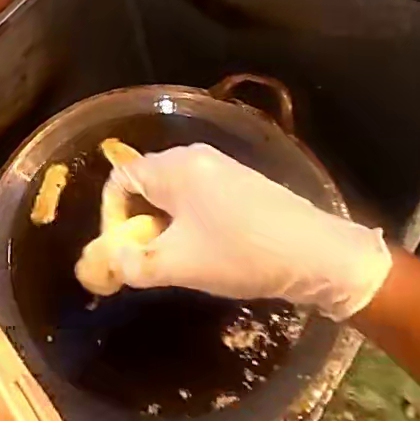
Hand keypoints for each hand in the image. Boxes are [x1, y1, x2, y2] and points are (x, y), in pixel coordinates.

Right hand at [99, 144, 391, 319]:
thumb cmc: (240, 253)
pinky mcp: (239, 181)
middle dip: (137, 224)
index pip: (119, 180)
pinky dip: (186, 220)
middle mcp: (194, 155)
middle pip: (144, 183)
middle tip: (146, 262)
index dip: (111, 218)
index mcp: (174, 166)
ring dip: (163, 225)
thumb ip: (132, 263)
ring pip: (171, 192)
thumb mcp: (178, 264)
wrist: (316, 253)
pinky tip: (206, 249)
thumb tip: (103, 264)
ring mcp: (220, 166)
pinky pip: (196, 194)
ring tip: (177, 260)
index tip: (122, 255)